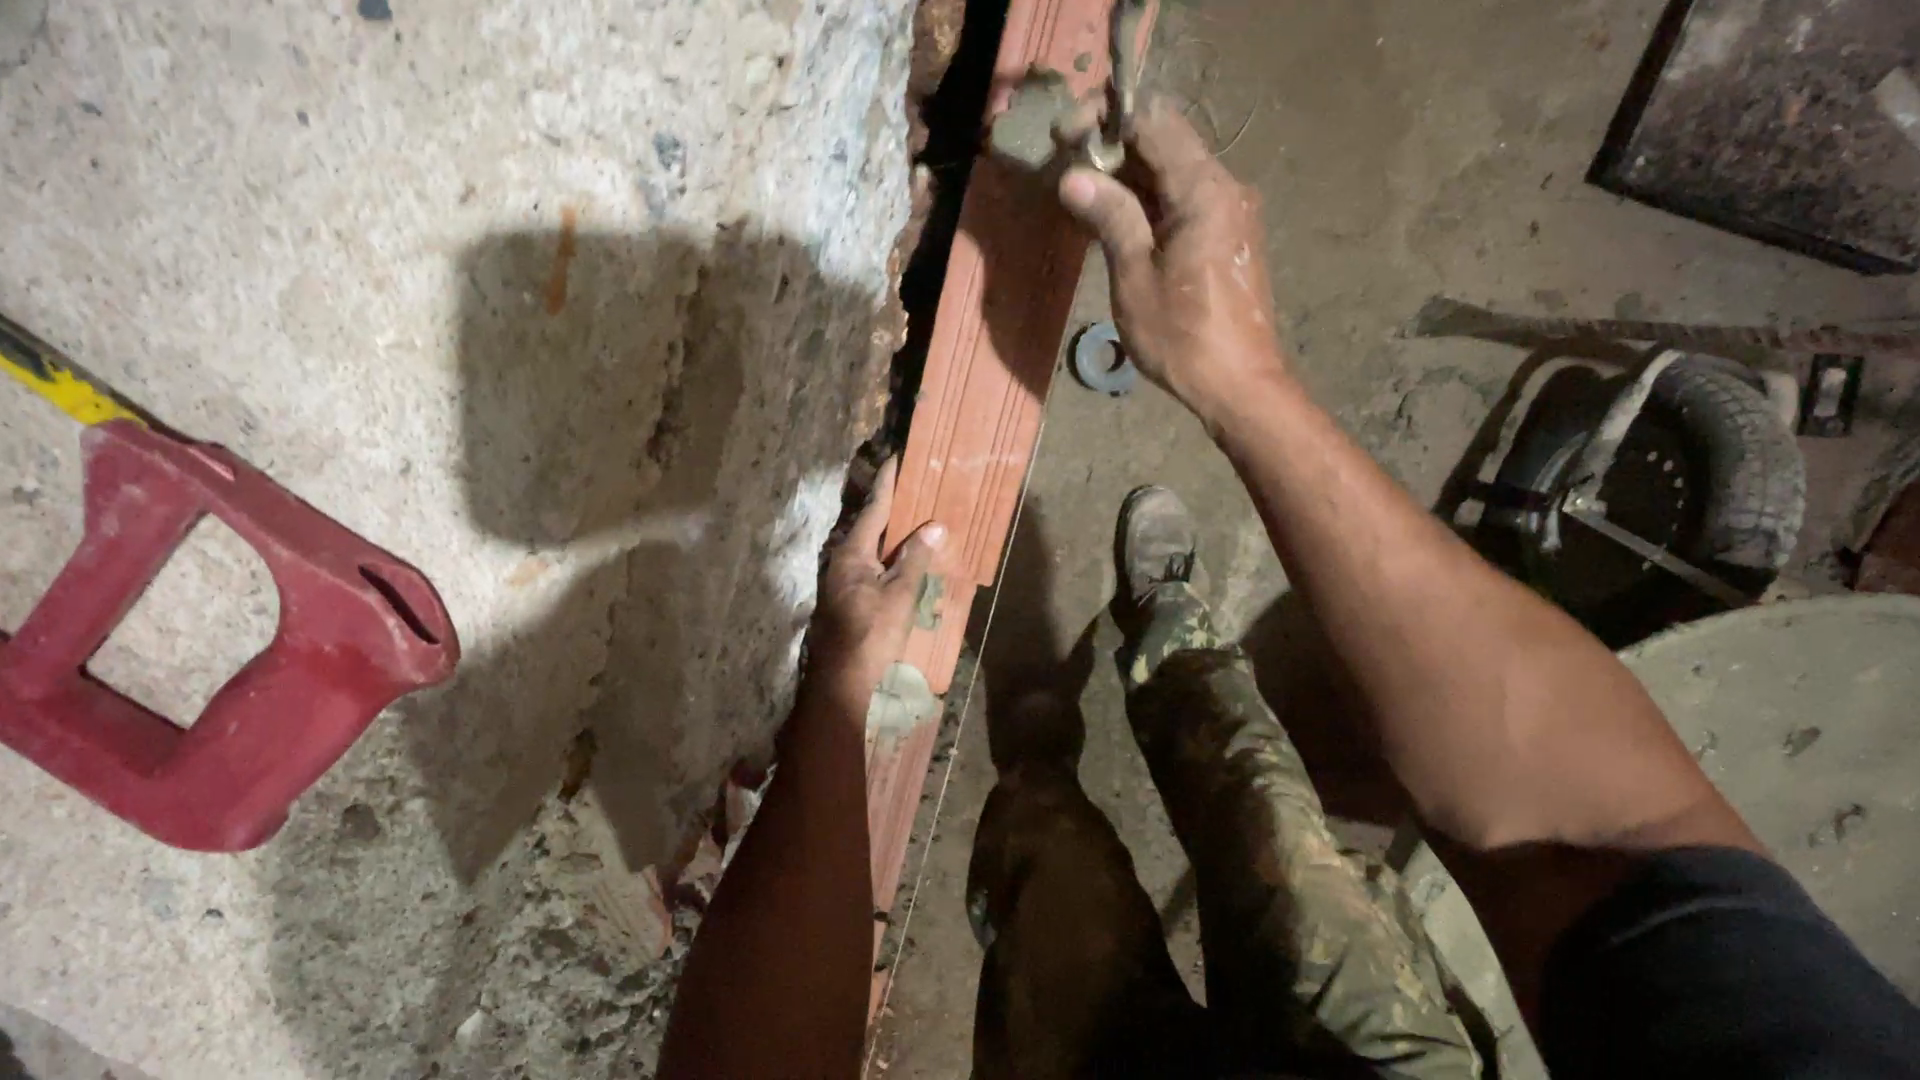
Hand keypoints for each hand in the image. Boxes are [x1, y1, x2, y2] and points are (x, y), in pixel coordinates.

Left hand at [805, 458, 945, 710]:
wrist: (842, 683)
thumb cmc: (871, 634)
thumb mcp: (900, 595)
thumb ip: (915, 559)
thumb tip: (934, 526)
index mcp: (851, 554)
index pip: (874, 509)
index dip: (888, 483)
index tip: (897, 457)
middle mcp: (841, 563)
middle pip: (869, 527)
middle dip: (889, 507)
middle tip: (912, 487)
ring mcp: (840, 584)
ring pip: (869, 550)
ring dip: (889, 536)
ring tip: (913, 521)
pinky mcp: (845, 602)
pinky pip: (870, 569)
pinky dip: (887, 559)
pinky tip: (902, 564)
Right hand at [1059, 99, 1287, 423]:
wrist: (1239, 384)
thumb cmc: (1183, 336)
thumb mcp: (1136, 277)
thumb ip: (1110, 218)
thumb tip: (1074, 177)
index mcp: (1204, 190)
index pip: (1154, 122)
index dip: (1105, 119)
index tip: (1064, 136)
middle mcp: (1225, 188)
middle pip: (1165, 142)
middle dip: (1114, 147)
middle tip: (1067, 168)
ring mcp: (1231, 212)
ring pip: (1174, 172)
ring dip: (1129, 176)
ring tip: (1084, 196)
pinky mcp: (1229, 236)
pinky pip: (1184, 201)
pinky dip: (1149, 202)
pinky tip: (1117, 221)